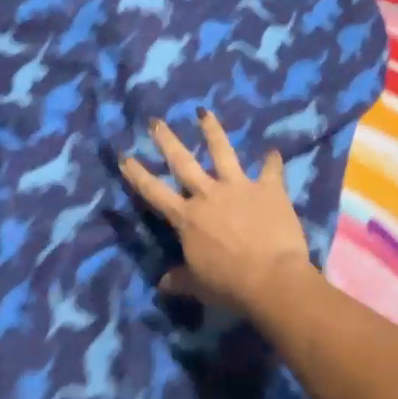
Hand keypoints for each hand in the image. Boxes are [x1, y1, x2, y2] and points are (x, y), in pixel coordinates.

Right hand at [120, 111, 312, 314]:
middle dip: (167, 140)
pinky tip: (273, 151)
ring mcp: (238, 187)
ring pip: (222, 152)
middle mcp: (207, 194)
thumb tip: (162, 285)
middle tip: (156, 121)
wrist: (271, 278)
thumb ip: (180, 279)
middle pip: (182, 161)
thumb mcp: (198, 284)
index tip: (124, 156)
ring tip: (204, 113)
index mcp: (186, 217)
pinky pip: (270, 170)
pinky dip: (272, 161)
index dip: (136, 174)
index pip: (153, 191)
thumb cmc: (228, 284)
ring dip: (212, 131)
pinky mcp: (268, 189)